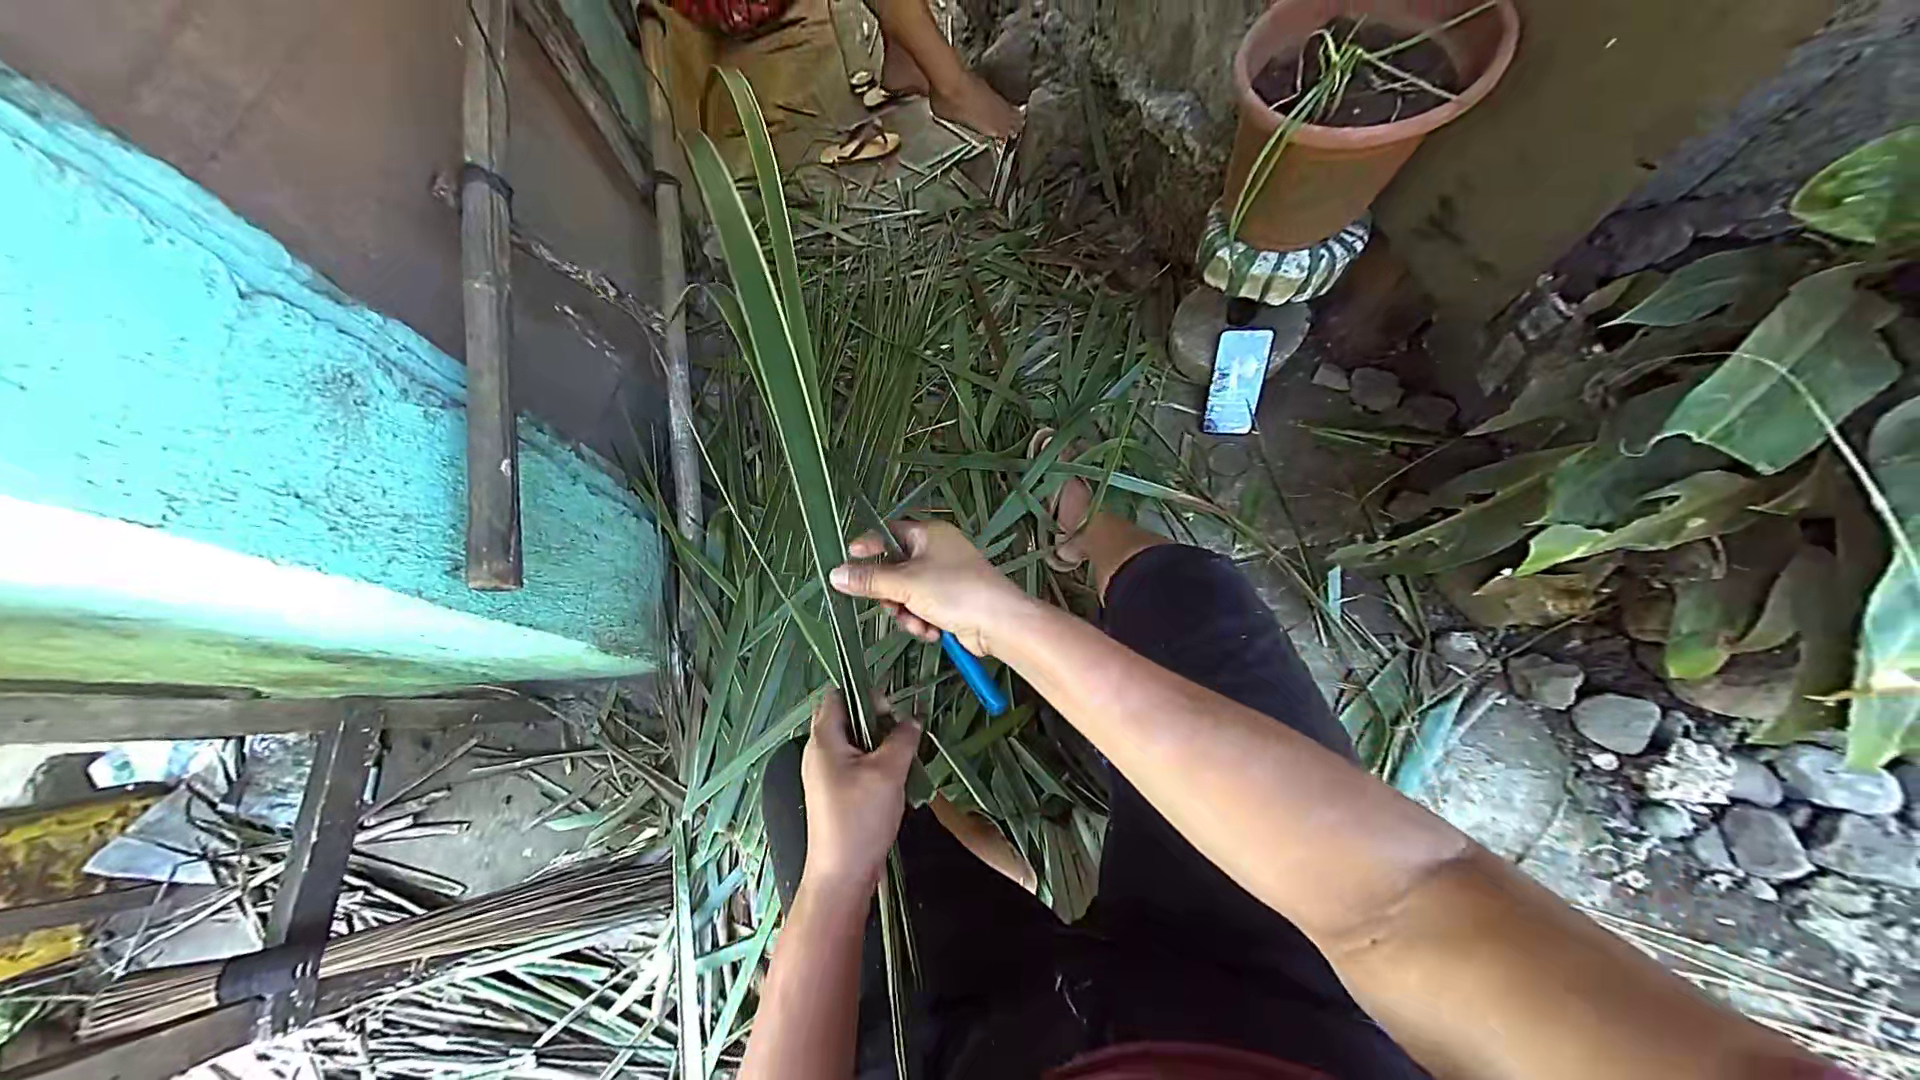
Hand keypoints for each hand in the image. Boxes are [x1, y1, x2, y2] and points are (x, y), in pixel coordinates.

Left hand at [800, 690, 920, 900]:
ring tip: (904, 756)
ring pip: (855, 742)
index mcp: (823, 739)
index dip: (865, 693)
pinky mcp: (835, 793)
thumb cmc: (860, 818)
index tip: (891, 710)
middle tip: (902, 734)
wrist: (842, 876)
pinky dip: (876, 763)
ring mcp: (825, 774)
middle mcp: (819, 752)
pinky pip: (856, 764)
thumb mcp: (888, 771)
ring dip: (881, 743)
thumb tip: (913, 719)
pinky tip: (896, 778)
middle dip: (878, 719)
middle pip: (848, 717)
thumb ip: (903, 738)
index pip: (837, 695)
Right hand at [829, 520, 1034, 657]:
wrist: (998, 623)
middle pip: (895, 570)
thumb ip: (869, 580)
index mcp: (929, 534)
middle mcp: (937, 551)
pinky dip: (923, 622)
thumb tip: (835, 574)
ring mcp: (945, 577)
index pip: (888, 533)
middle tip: (893, 605)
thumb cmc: (954, 591)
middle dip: (891, 594)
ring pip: (906, 594)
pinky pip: (922, 609)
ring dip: (907, 613)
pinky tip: (932, 631)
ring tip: (919, 623)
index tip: (849, 563)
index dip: (868, 548)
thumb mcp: (906, 583)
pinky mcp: (951, 602)